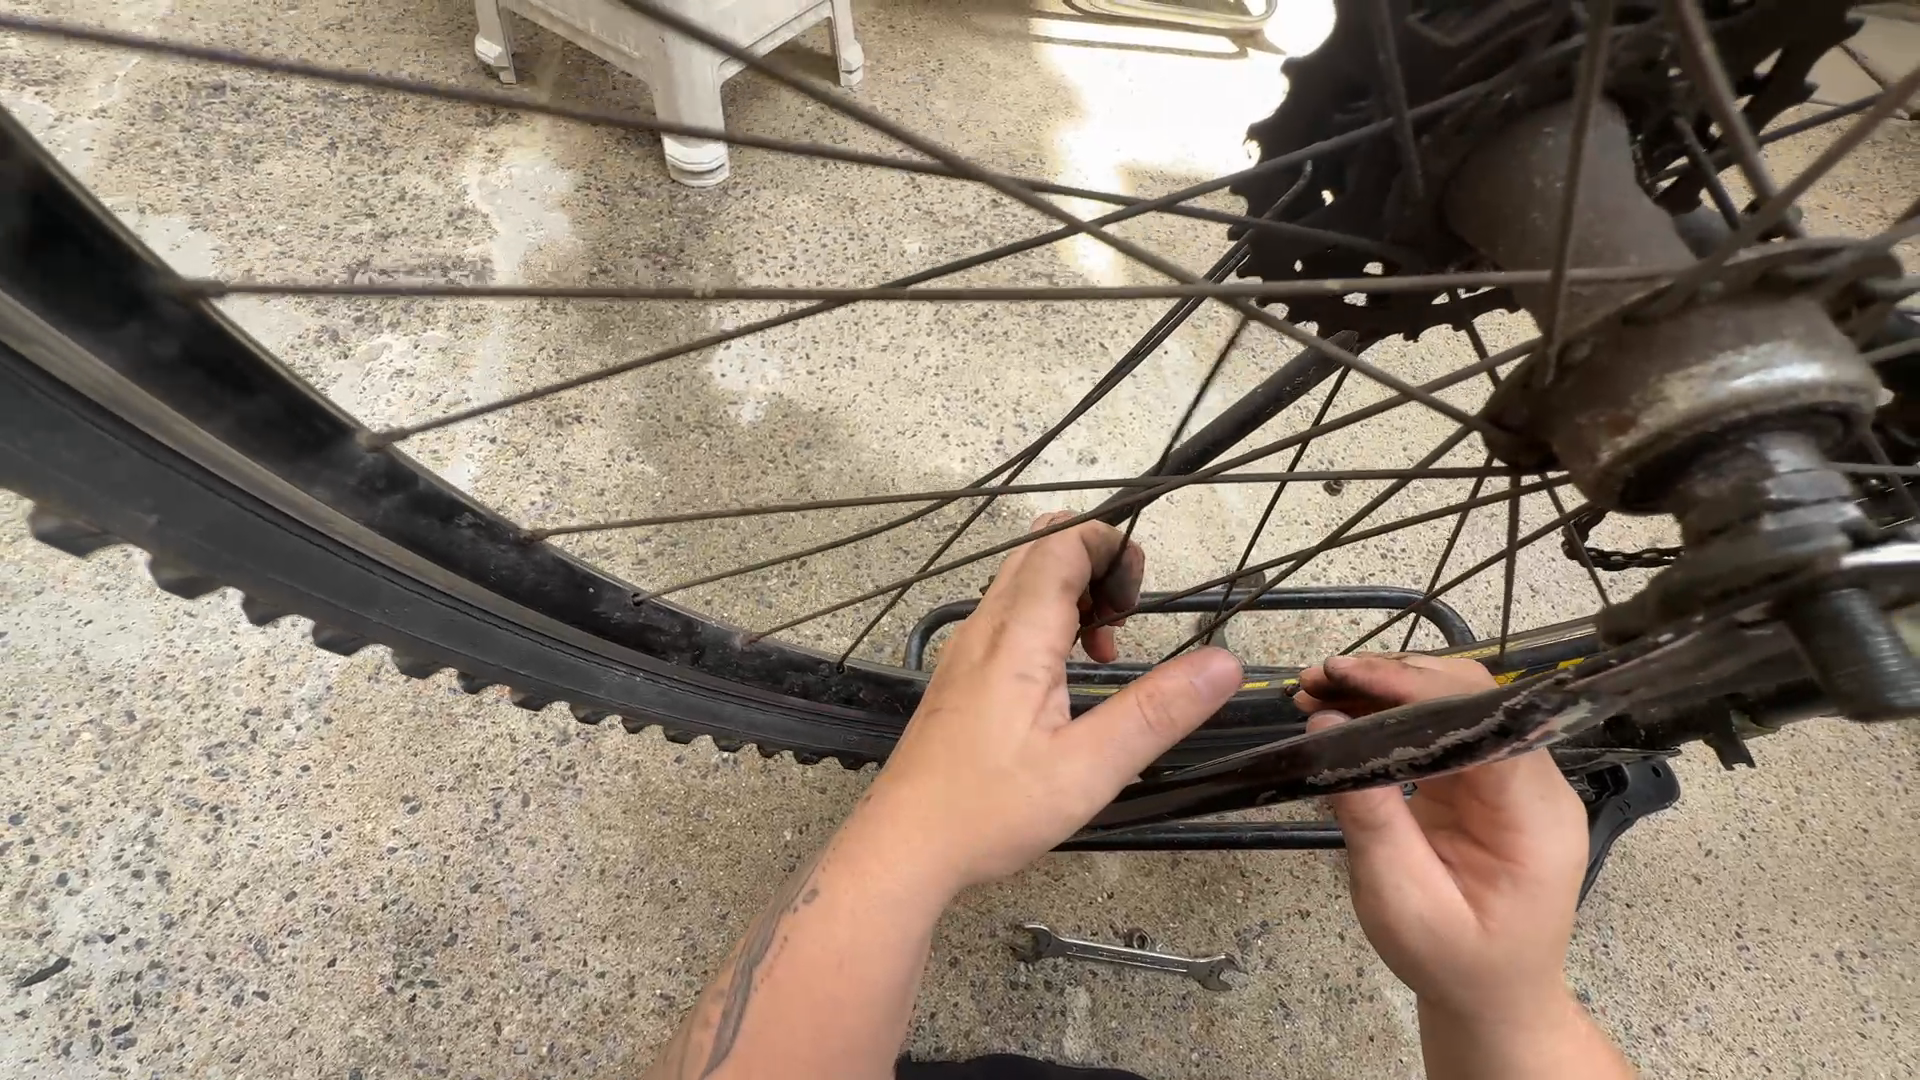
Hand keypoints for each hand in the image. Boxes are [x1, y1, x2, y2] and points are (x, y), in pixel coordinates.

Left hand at [857, 512, 1242, 891]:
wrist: (905, 843)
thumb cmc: (990, 809)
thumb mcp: (1087, 770)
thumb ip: (1156, 712)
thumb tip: (1224, 663)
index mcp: (1018, 634)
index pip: (1061, 541)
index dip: (1109, 545)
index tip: (1138, 598)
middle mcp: (987, 624)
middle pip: (1041, 548)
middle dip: (1096, 562)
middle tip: (1126, 619)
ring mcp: (968, 644)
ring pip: (1024, 578)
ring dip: (1074, 592)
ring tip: (1105, 650)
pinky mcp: (963, 667)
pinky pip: (1010, 612)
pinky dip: (1050, 616)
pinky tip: (1067, 672)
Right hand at [1294, 654, 1589, 1029]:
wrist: (1488, 996)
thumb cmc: (1451, 960)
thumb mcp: (1401, 899)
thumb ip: (1369, 815)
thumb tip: (1324, 727)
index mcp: (1532, 817)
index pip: (1485, 724)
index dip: (1416, 689)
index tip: (1346, 677)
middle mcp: (1530, 785)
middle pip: (1471, 698)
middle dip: (1391, 677)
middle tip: (1318, 678)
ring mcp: (1505, 780)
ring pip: (1449, 700)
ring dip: (1381, 686)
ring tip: (1315, 687)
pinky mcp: (1476, 780)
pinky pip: (1433, 725)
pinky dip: (1382, 710)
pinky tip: (1338, 708)